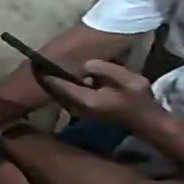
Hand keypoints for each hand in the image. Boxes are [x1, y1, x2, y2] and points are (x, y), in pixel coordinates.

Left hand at [38, 59, 161, 127]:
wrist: (146, 121)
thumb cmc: (140, 101)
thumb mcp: (131, 81)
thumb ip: (107, 70)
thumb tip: (86, 64)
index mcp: (85, 99)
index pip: (59, 85)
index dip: (48, 74)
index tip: (37, 62)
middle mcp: (77, 106)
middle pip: (57, 89)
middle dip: (49, 77)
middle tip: (39, 63)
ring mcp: (79, 110)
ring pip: (63, 93)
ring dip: (58, 81)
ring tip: (51, 67)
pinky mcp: (84, 110)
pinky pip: (70, 95)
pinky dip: (68, 86)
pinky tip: (72, 76)